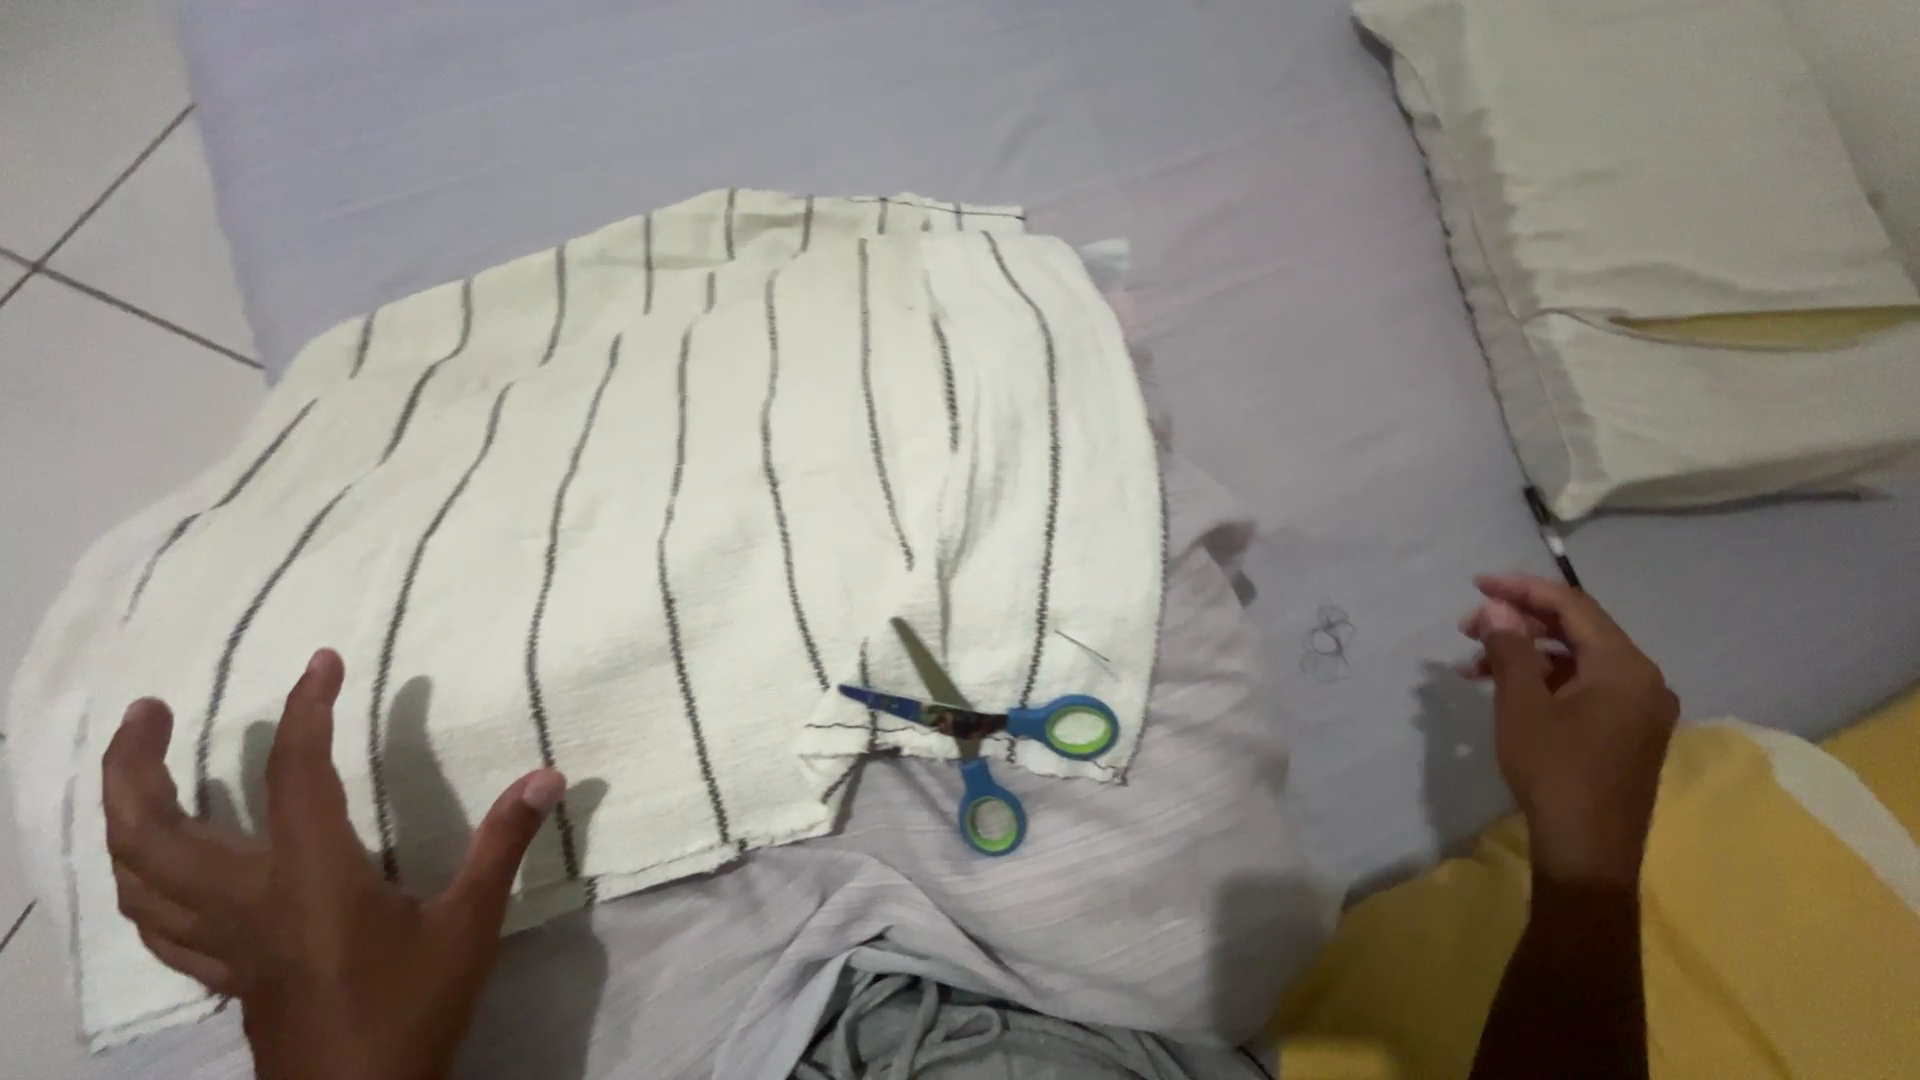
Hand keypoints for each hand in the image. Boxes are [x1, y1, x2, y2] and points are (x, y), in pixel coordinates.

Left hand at [103, 648, 564, 1079]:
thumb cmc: (414, 1004)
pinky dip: (140, 880)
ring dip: (123, 816)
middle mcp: (246, 901)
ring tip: (136, 774)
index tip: (321, 663)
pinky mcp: (223, 971)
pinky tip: (156, 869)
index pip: (294, 775)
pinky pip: (154, 919)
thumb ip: (503, 841)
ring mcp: (222, 941)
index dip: (306, 711)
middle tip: (149, 711)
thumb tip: (548, 774)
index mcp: (309, 878)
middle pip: (156, 828)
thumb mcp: (471, 920)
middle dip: (139, 764)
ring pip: (135, 875)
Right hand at [1459, 575, 1678, 888]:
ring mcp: (1638, 707)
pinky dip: (1542, 678)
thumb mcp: (1521, 705)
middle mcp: (1642, 679)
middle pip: (1577, 630)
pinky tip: (1504, 688)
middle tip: (1467, 628)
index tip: (1477, 585)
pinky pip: (1583, 685)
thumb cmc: (1553, 768)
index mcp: (1625, 667)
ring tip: (1474, 661)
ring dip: (1525, 652)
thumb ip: (1511, 649)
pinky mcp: (1626, 730)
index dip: (1522, 590)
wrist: (1588, 848)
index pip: (1573, 607)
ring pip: (1576, 659)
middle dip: (1519, 622)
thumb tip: (1500, 610)